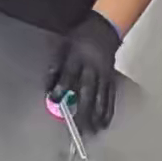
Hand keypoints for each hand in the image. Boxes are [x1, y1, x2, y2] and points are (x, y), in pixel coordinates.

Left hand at [45, 10, 120, 133]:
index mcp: (77, 58)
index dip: (61, 88)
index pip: (69, 75)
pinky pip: (111, 97)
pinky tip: (104, 124)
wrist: (104, 29)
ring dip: (97, 116)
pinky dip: (108, 111)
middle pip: (88, 92)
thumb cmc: (79, 40)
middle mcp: (92, 68)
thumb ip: (56, 68)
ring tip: (94, 132)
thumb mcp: (63, 47)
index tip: (55, 101)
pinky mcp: (112, 79)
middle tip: (79, 130)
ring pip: (101, 97)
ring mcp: (104, 74)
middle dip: (84, 112)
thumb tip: (49, 91)